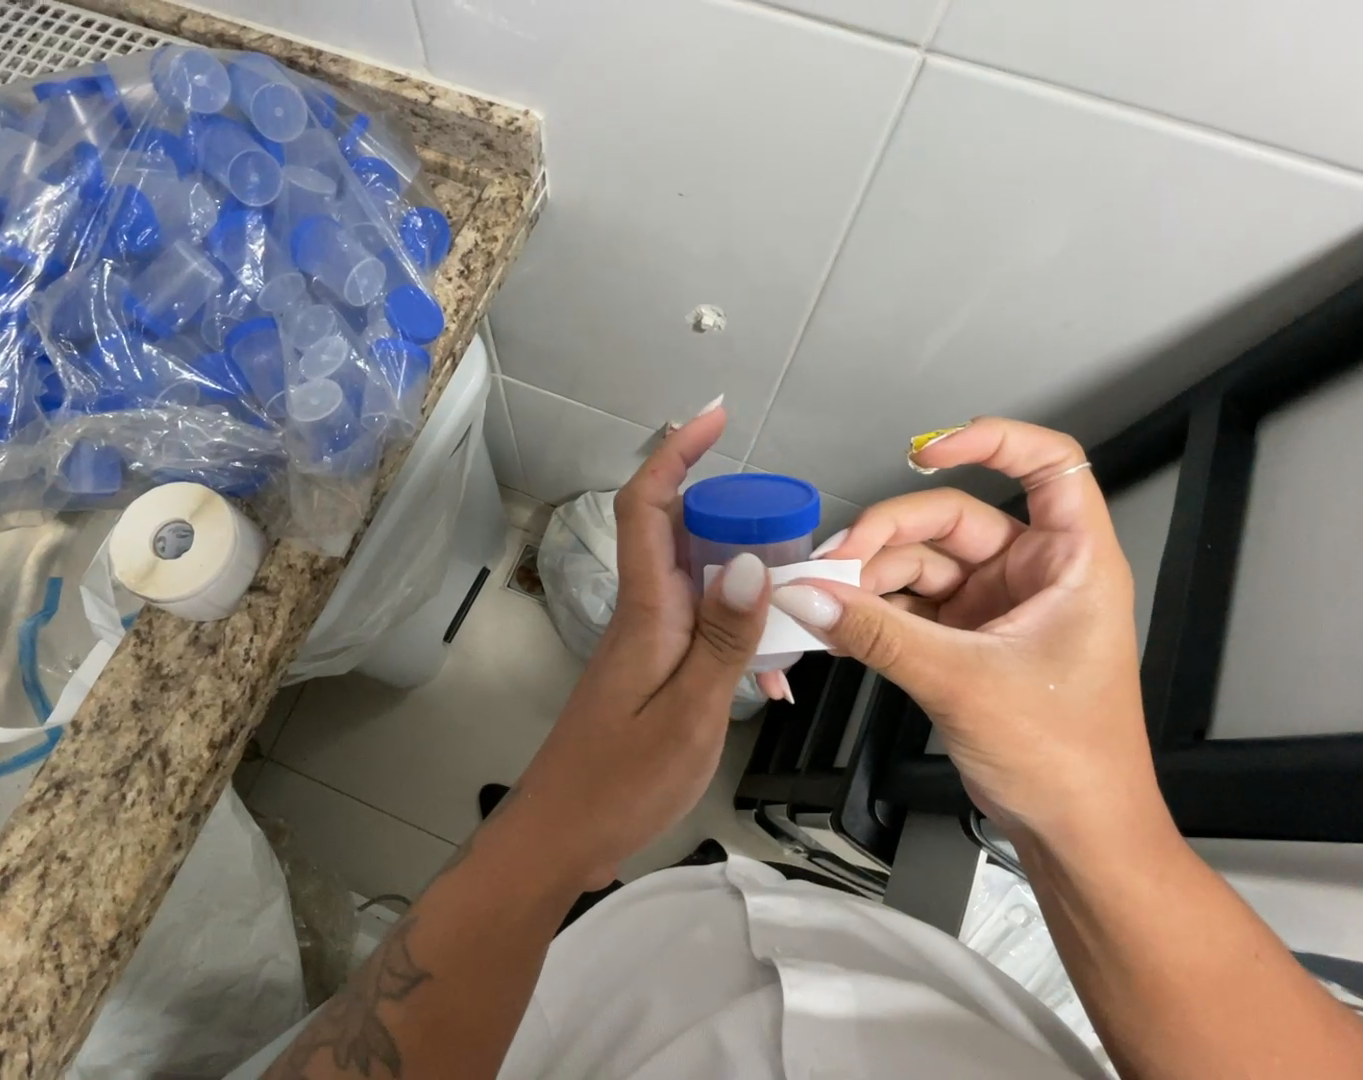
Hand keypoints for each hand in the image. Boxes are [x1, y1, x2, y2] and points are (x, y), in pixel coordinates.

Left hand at [502, 406, 769, 889]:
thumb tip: (749, 562)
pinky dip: (741, 641)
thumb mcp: (689, 713)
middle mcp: (644, 611)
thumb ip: (722, 639)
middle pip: (686, 536)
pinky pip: (704, 631)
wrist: (563, 836)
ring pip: (704, 585)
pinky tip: (774, 682)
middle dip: (743, 525)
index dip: (677, 453)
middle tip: (799, 545)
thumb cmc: (621, 781)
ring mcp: (647, 641)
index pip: (649, 507)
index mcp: (647, 609)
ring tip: (799, 625)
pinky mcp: (653, 669)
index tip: (716, 417)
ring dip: (752, 593)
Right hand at [773, 417, 1160, 842]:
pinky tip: (839, 623)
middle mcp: (1033, 576)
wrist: (1072, 831)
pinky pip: (906, 606)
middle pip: (952, 520)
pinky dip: (871, 612)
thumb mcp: (963, 683)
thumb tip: (810, 595)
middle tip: (836, 564)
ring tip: (828, 603)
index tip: (929, 452)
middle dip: (888, 536)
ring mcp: (993, 607)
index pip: (1049, 465)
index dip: (992, 442)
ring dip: (869, 579)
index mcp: (1072, 565)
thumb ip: (877, 634)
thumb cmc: (1069, 760)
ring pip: (919, 564)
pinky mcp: (962, 638)